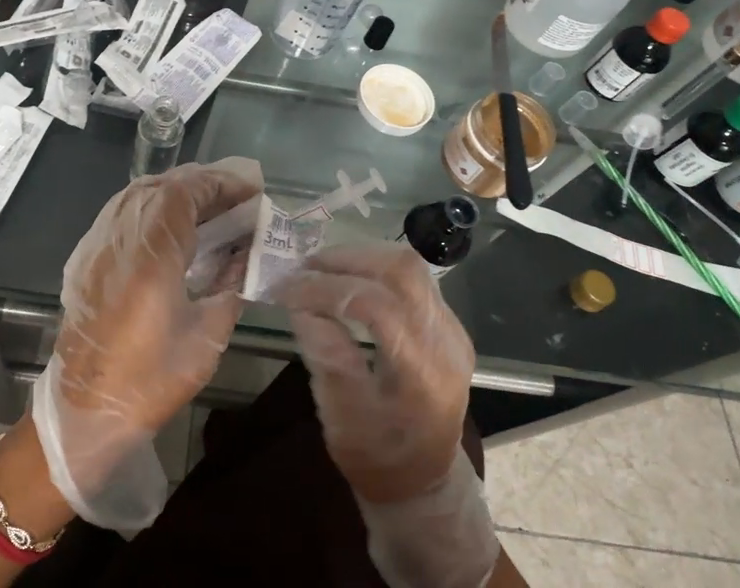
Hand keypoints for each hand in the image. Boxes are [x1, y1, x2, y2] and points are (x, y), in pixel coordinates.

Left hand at [31, 157, 261, 529]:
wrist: (82, 412)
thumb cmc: (149, 380)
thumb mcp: (207, 337)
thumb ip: (230, 286)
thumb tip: (247, 254)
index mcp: (150, 253)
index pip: (185, 192)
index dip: (219, 183)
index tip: (251, 188)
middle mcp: (118, 236)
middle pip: (160, 186)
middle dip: (201, 184)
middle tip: (236, 196)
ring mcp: (96, 244)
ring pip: (136, 194)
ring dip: (175, 192)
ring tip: (209, 206)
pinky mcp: (84, 258)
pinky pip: (120, 213)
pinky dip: (150, 207)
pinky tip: (171, 227)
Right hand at [272, 244, 498, 587]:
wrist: (420, 481)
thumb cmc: (375, 455)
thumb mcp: (339, 416)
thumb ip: (324, 354)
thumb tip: (299, 302)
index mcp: (422, 373)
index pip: (377, 306)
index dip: (327, 290)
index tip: (286, 290)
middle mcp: (447, 343)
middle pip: (403, 271)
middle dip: (347, 260)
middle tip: (305, 267)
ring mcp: (453, 331)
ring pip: (411, 268)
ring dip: (362, 259)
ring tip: (322, 269)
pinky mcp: (448, 326)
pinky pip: (414, 280)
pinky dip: (375, 271)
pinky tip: (347, 281)